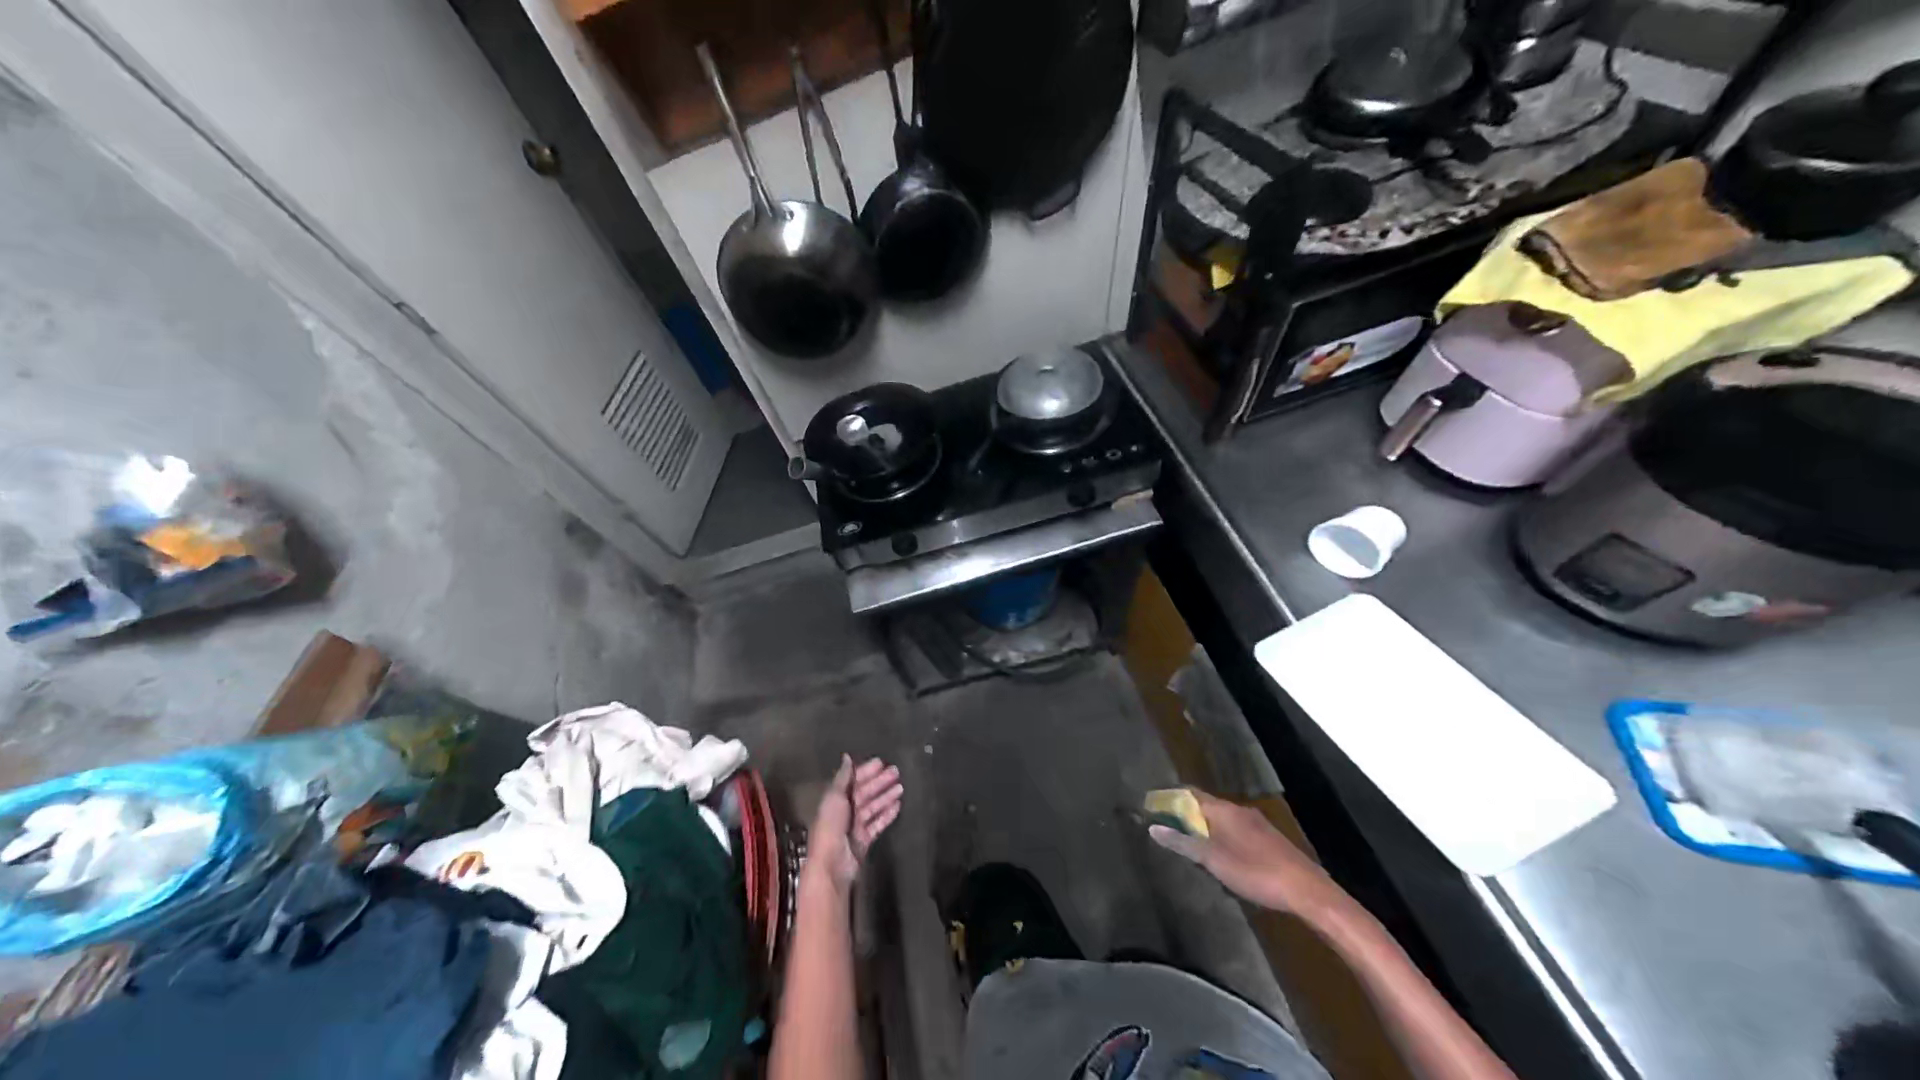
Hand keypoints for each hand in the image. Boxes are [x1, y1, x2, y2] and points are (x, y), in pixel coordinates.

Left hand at [806, 755, 903, 891]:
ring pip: (873, 807)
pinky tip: (897, 806)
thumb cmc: (831, 827)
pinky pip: (877, 823)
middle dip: (879, 782)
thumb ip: (843, 778)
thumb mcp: (834, 798)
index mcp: (835, 799)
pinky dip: (887, 814)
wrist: (832, 864)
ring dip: (885, 796)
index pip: (852, 781)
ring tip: (901, 787)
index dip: (866, 771)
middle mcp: (845, 811)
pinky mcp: (864, 840)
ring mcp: (855, 826)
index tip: (881, 762)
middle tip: (896, 771)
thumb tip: (846, 757)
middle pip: (864, 793)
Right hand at [1149, 790, 1353, 928]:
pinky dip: (1221, 838)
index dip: (1170, 798)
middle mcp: (1240, 810)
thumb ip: (1183, 843)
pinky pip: (1236, 831)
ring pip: (1222, 820)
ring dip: (1204, 829)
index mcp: (1224, 810)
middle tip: (1168, 831)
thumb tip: (1153, 827)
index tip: (1152, 808)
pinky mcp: (1269, 841)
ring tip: (1190, 847)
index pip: (1190, 793)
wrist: (1307, 891)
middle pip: (1205, 806)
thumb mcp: (1213, 860)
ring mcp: (1257, 825)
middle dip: (1186, 816)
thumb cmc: (1256, 872)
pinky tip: (1220, 858)